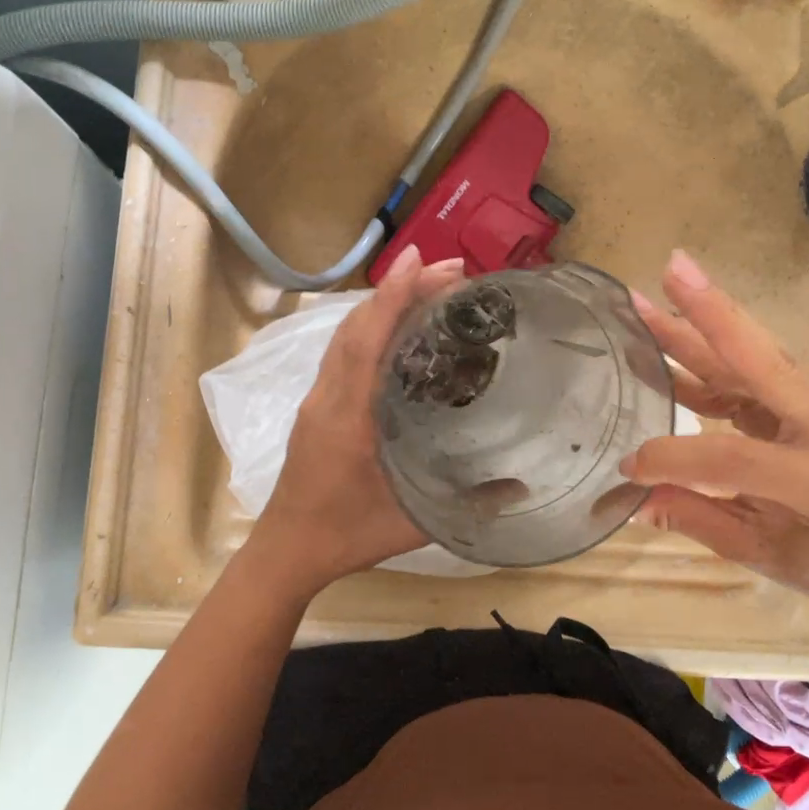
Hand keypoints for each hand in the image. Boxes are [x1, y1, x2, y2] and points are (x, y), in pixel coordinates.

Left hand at [247, 246, 466, 595]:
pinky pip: (343, 351)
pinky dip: (372, 325)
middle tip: (454, 271)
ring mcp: (319, 399)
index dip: (393, 296)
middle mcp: (328, 397)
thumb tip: (522, 486)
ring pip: (347, 334)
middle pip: (357, 325)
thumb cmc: (346, 536)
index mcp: (347, 417)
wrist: (286, 550)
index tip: (422, 259)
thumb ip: (467, 506)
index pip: (367, 341)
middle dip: (401, 288)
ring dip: (385, 303)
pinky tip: (401, 328)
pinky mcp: (318, 406)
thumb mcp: (411, 524)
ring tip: (432, 287)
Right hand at [622, 250, 808, 625]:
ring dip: (703, 323)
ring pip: (753, 358)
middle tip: (673, 269)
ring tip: (659, 288)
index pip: (734, 455)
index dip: (675, 458)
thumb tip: (634, 498)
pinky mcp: (800, 402)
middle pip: (763, 364)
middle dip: (714, 315)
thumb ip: (698, 521)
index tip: (629, 468)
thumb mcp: (761, 557)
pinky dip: (707, 355)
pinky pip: (750, 372)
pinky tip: (669, 336)